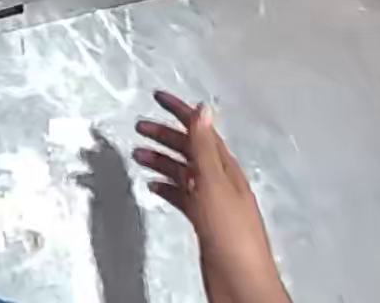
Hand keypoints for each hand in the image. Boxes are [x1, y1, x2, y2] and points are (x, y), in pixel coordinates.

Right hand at [135, 90, 292, 302]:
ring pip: (182, 171)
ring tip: (137, 156)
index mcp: (225, 169)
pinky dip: (166, 186)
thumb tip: (203, 107)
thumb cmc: (229, 231)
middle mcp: (219, 181)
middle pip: (188, 149)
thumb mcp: (213, 183)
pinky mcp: (203, 222)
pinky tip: (152, 186)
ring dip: (160, 160)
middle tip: (138, 128)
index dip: (180, 111)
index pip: (201, 130)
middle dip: (164, 135)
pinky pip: (181, 195)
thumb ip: (204, 145)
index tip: (157, 96)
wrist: (242, 287)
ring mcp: (212, 203)